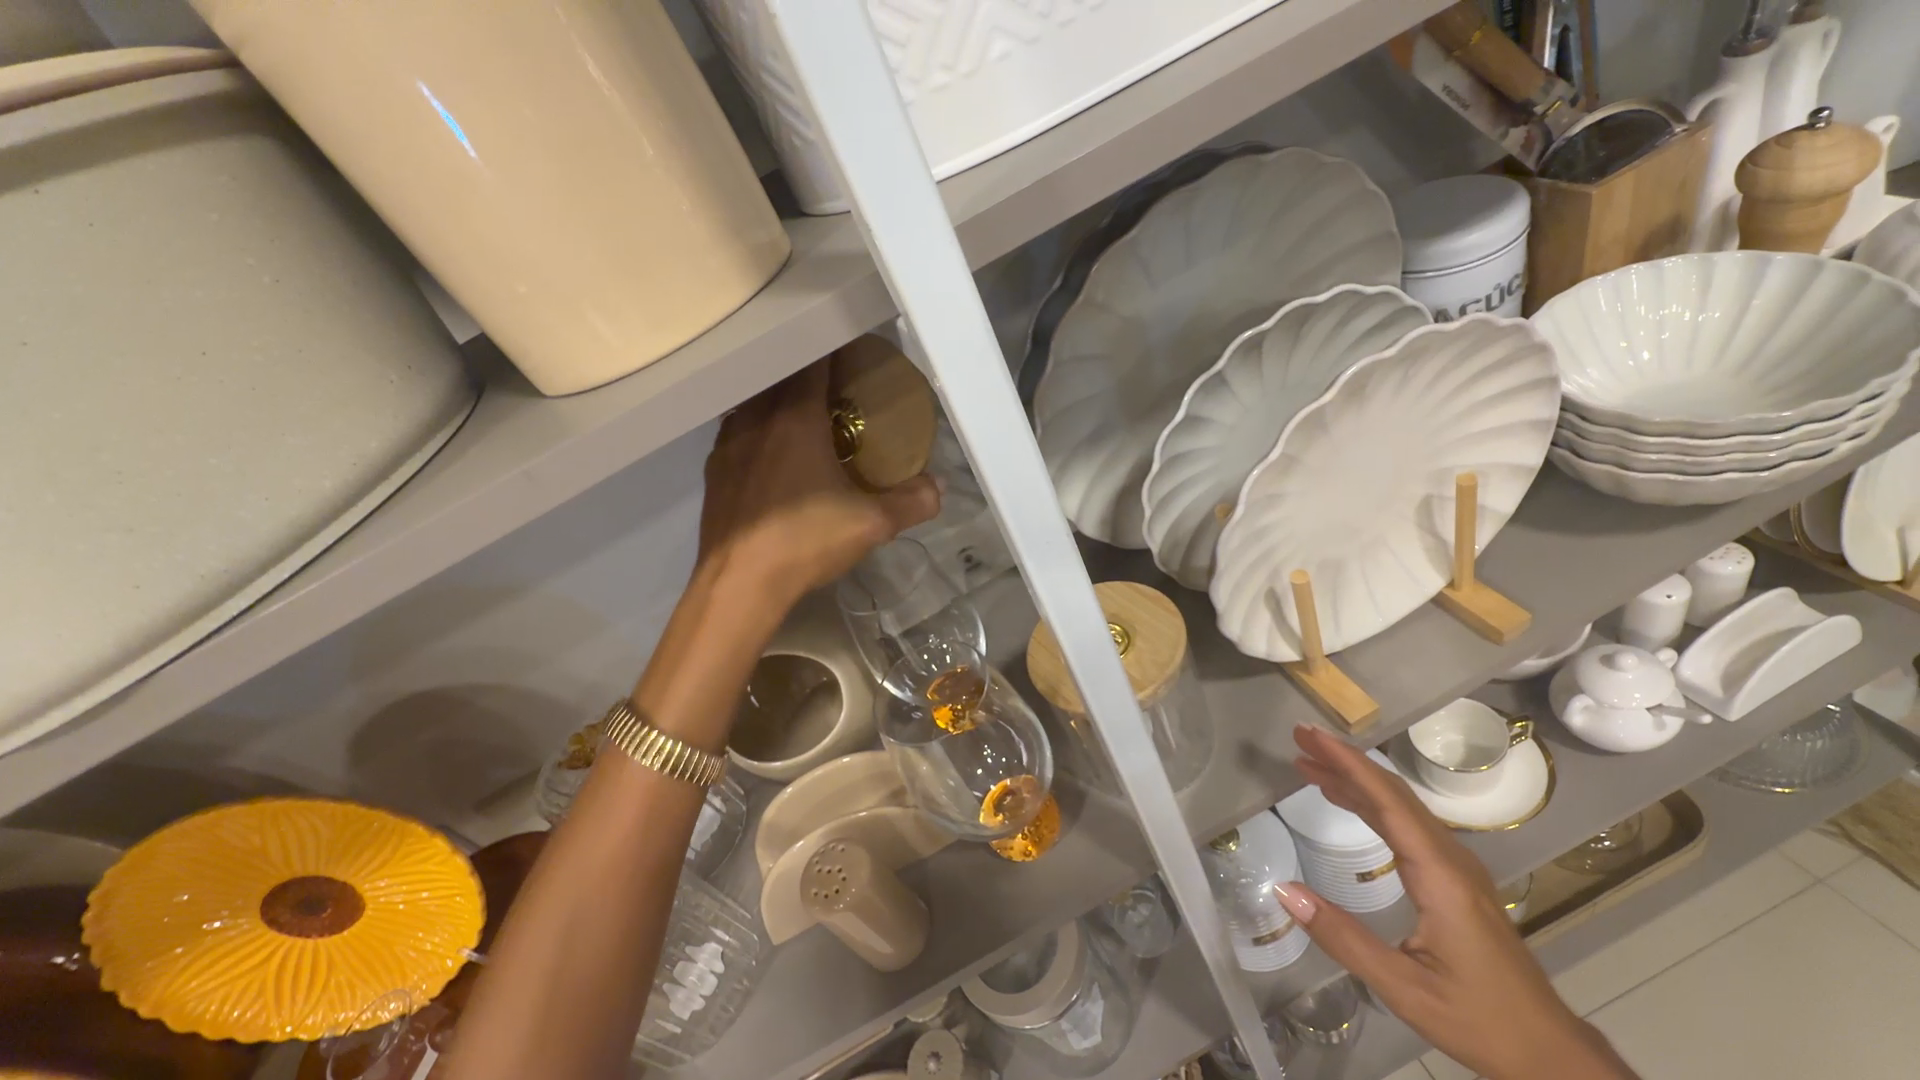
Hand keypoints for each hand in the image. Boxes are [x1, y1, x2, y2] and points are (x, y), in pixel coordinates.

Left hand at [699, 359, 940, 602]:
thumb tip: (939, 488)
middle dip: (808, 377)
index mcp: (795, 417)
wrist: (739, 584)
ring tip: (804, 421)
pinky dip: (758, 433)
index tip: (853, 353)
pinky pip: (738, 434)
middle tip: (836, 391)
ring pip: (755, 405)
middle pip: (782, 378)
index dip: (835, 352)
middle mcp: (756, 419)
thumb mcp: (872, 524)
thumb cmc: (805, 541)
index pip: (814, 363)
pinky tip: (773, 459)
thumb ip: (912, 502)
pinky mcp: (713, 471)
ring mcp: (727, 444)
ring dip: (778, 403)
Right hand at [1272, 727, 1638, 1079]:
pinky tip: (1351, 806)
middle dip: (1346, 763)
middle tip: (1301, 740)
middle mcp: (1452, 861)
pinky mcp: (1458, 883)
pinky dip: (1373, 807)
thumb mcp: (1402, 987)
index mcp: (1441, 877)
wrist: (1547, 1051)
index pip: (1389, 803)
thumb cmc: (1478, 1019)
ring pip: (1403, 810)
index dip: (1348, 765)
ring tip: (1311, 766)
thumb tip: (1285, 891)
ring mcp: (1459, 870)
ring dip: (1357, 783)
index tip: (1312, 736)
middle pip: (1395, 796)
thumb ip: (1342, 937)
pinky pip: (1410, 828)